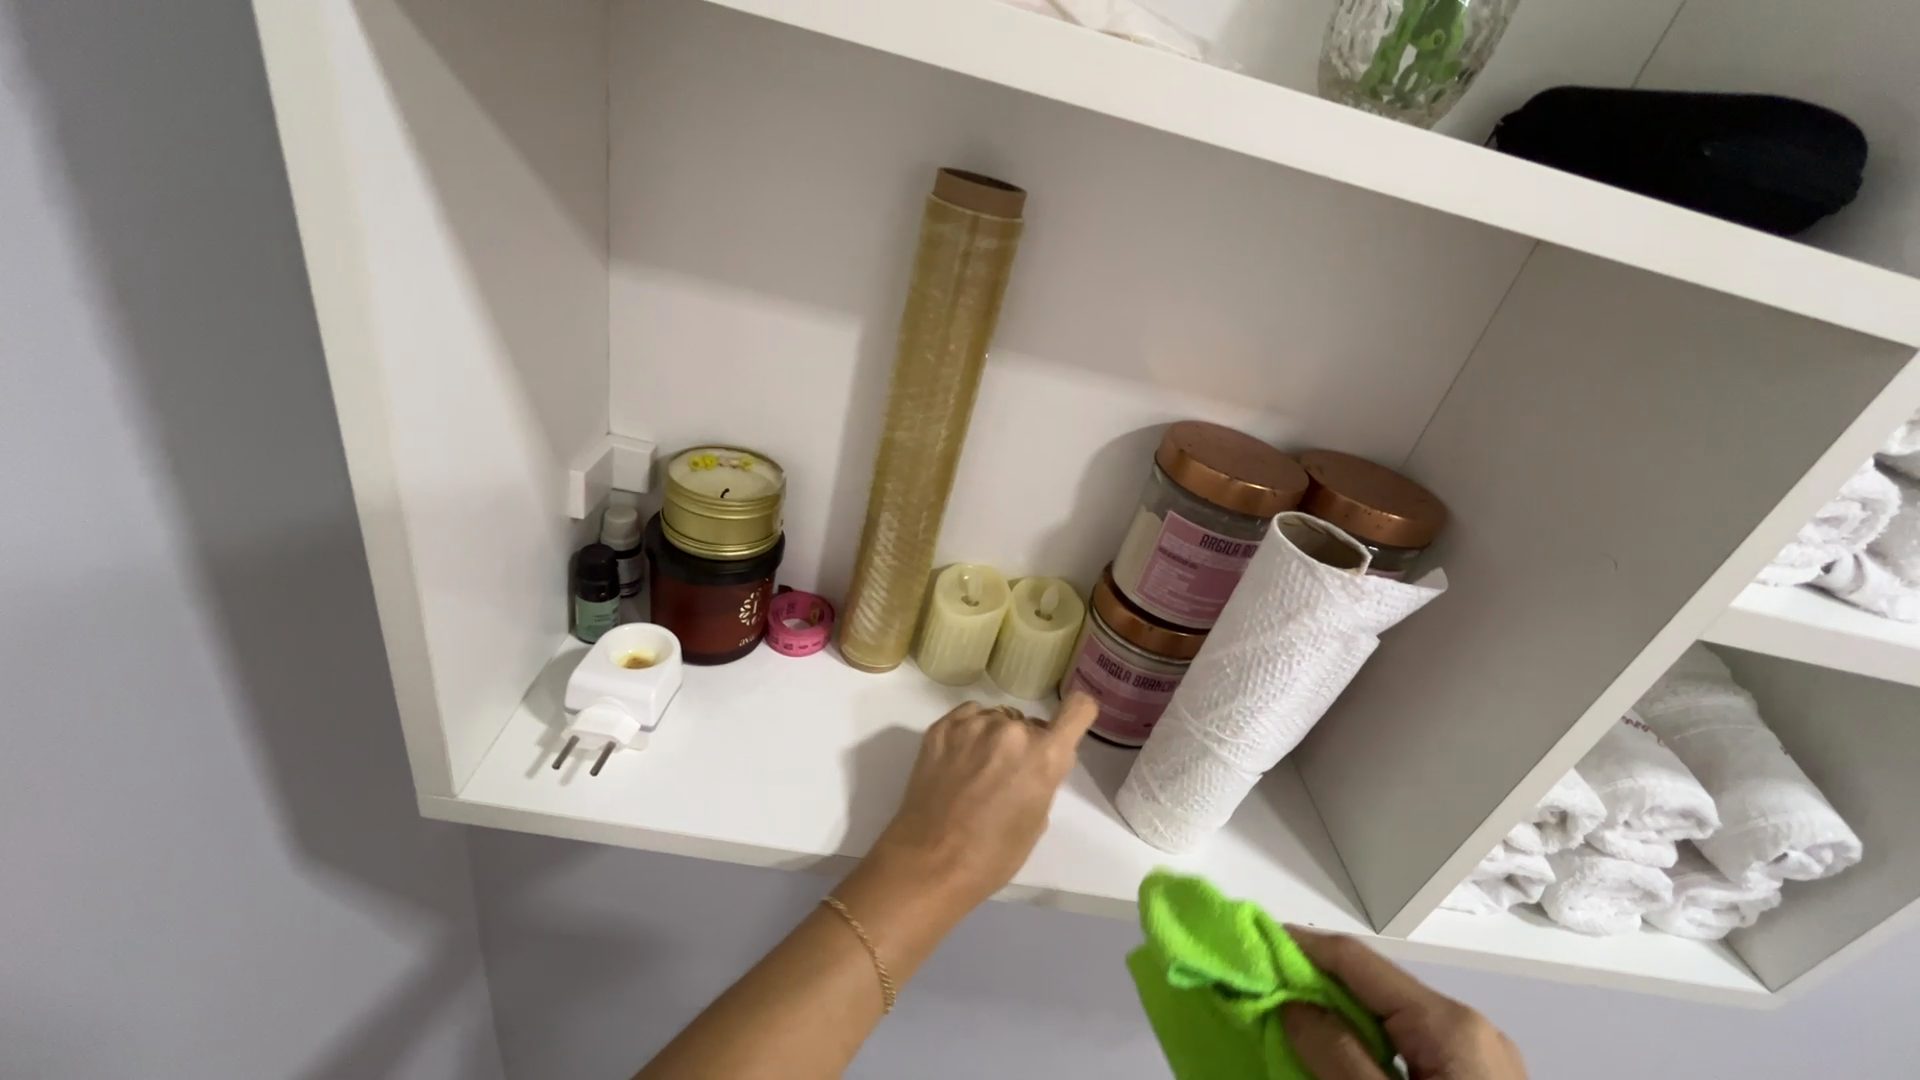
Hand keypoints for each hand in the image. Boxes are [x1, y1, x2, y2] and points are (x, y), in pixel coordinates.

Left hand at [864, 693, 1098, 909]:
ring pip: (997, 721)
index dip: (1077, 714)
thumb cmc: (992, 855)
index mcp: (1044, 755)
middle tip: (1006, 778)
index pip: (1078, 708)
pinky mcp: (941, 727)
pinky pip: (969, 717)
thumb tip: (1032, 764)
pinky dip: (969, 733)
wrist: (928, 862)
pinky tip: (958, 762)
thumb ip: (1044, 779)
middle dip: (1025, 746)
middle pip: (1030, 725)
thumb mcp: (1036, 821)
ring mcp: (973, 724)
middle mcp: (1012, 730)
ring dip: (994, 740)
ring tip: (975, 774)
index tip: (1068, 726)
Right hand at [1281, 930, 1526, 1079]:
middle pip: (1374, 987)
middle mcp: (1471, 1026)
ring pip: (1392, 1019)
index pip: (1357, 959)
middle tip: (1264, 994)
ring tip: (1296, 1030)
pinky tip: (1347, 1064)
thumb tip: (1293, 1004)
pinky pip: (1413, 1048)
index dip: (1299, 945)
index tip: (1251, 943)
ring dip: (1343, 1020)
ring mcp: (1483, 1058)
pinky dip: (1373, 1047)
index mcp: (1449, 1023)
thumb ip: (1336, 1054)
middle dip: (1317, 985)